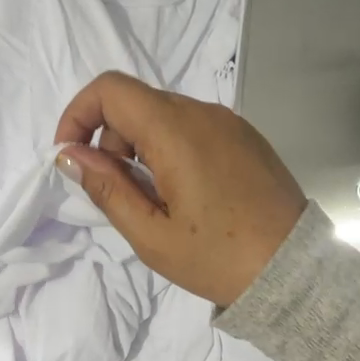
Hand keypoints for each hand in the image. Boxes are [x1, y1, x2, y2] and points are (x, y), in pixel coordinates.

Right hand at [54, 71, 306, 307]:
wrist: (291, 271)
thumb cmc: (216, 258)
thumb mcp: (151, 235)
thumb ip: (106, 189)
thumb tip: (68, 154)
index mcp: (176, 131)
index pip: (110, 89)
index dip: (78, 115)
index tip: (69, 157)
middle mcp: (203, 113)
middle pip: (136, 102)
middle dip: (109, 141)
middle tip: (117, 196)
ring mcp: (229, 123)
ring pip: (165, 116)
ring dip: (140, 149)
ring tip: (153, 203)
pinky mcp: (246, 138)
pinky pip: (194, 129)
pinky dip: (171, 151)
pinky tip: (184, 197)